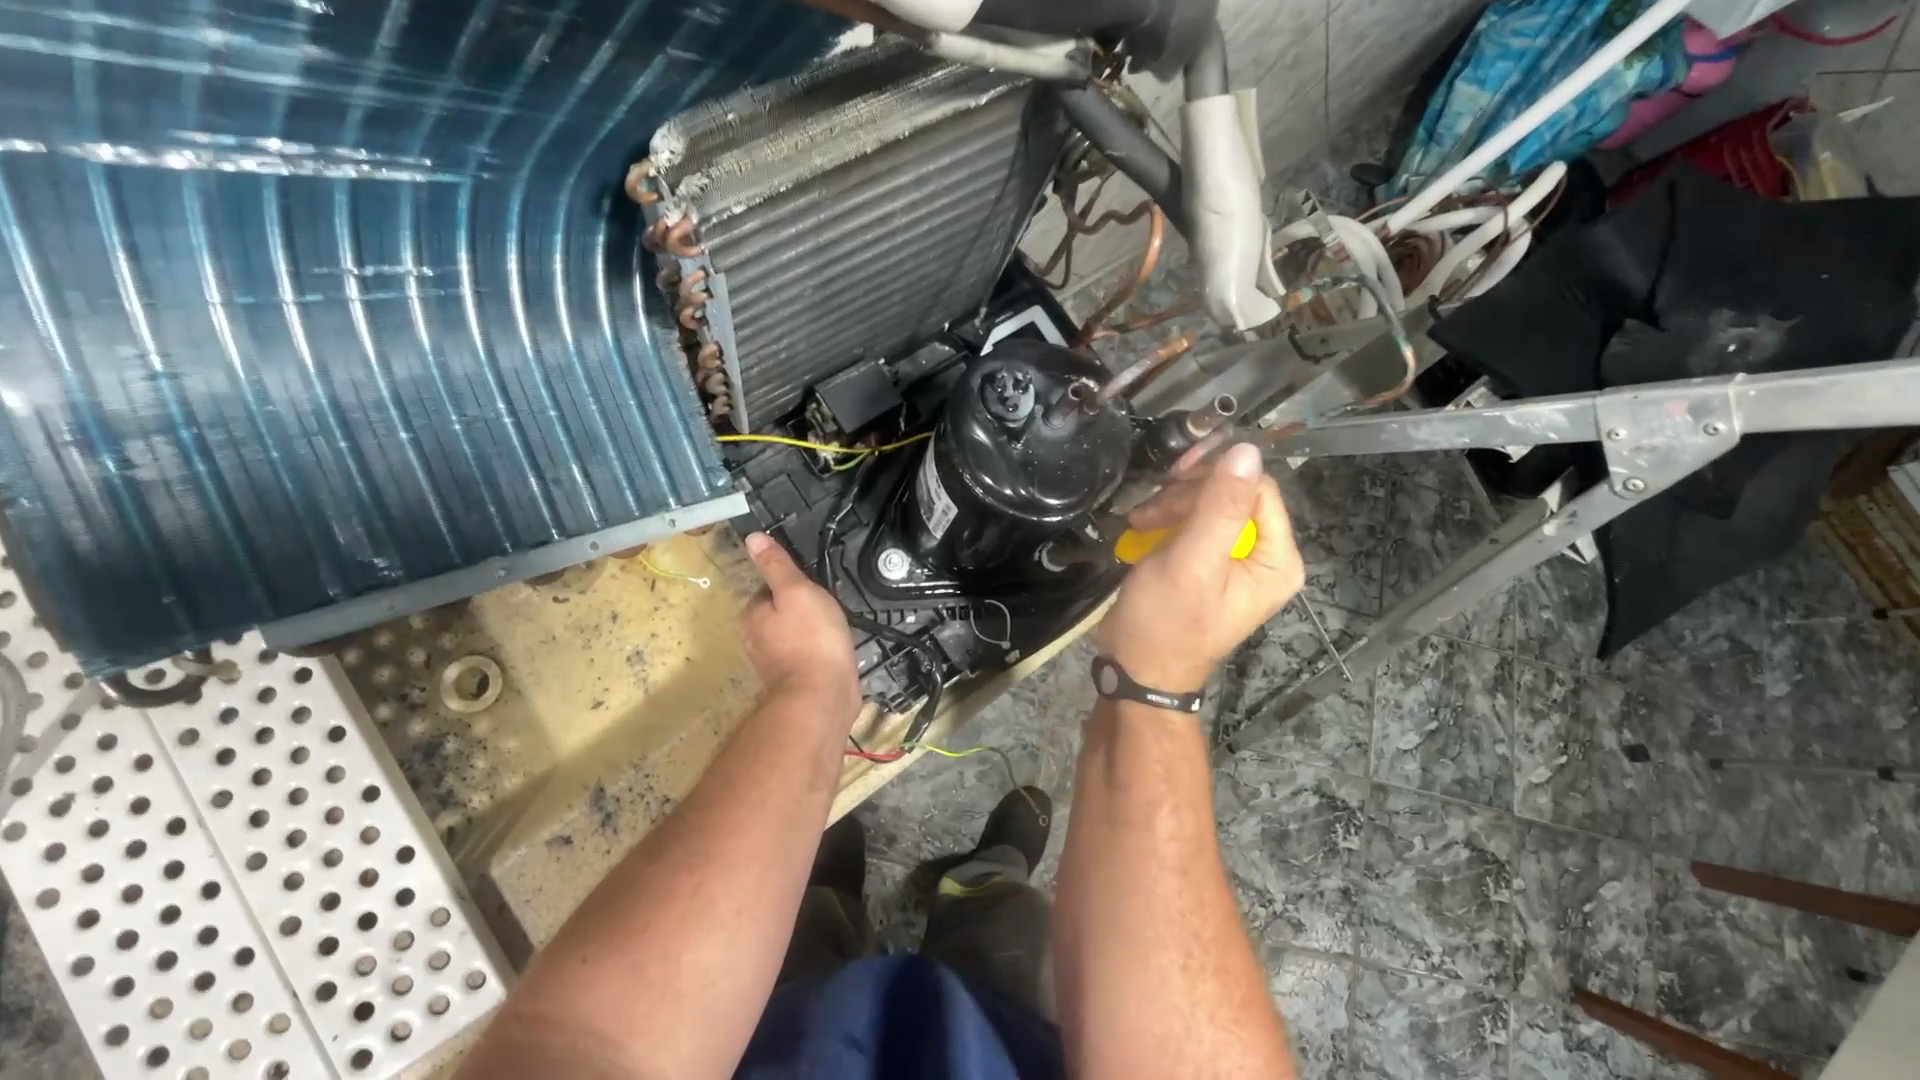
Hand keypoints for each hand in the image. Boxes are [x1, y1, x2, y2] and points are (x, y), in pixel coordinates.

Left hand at [739, 533, 861, 720]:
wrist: (823, 696)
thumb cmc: (811, 638)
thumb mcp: (796, 590)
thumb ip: (776, 565)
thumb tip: (752, 538)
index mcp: (751, 615)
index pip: (769, 589)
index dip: (793, 586)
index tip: (815, 589)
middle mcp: (756, 639)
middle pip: (781, 612)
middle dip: (803, 610)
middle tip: (829, 610)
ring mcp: (775, 663)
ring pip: (795, 634)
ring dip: (813, 631)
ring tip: (836, 630)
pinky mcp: (795, 680)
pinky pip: (807, 655)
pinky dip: (819, 651)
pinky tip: (836, 651)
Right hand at [1096, 443, 1304, 692]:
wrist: (1137, 672)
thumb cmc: (1166, 624)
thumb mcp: (1192, 563)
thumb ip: (1220, 507)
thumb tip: (1246, 449)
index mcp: (1277, 559)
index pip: (1258, 487)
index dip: (1215, 476)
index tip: (1171, 480)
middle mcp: (1265, 556)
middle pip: (1234, 492)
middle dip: (1188, 493)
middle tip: (1149, 509)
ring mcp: (1237, 560)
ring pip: (1211, 502)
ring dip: (1173, 504)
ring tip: (1141, 521)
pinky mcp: (1210, 563)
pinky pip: (1197, 522)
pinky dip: (1169, 518)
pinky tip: (1145, 526)